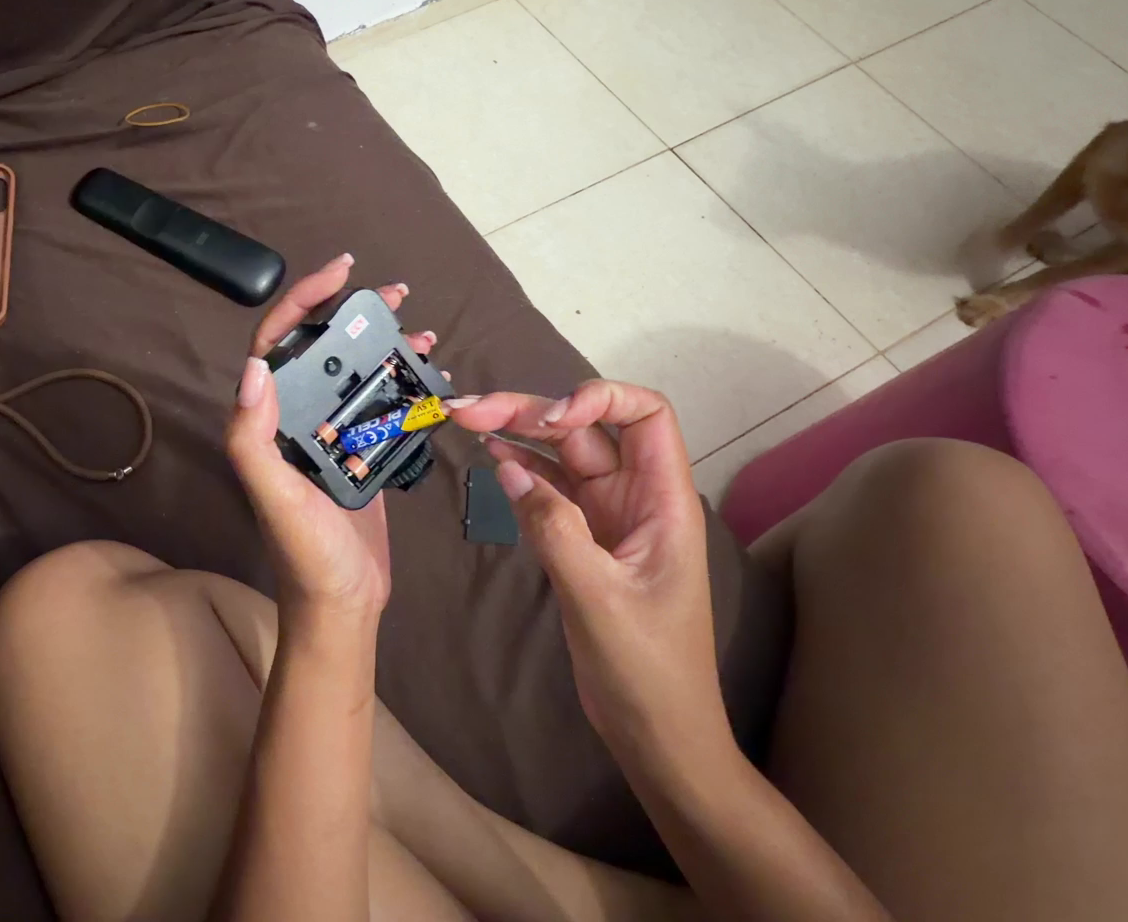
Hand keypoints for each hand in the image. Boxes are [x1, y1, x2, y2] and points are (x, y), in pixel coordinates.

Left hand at [226, 253, 438, 618]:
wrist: (343, 602)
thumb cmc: (304, 554)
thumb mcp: (274, 497)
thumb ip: (252, 437)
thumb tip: (255, 369)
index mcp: (267, 423)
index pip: (275, 346)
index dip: (301, 301)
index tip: (340, 272)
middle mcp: (294, 421)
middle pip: (318, 350)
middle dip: (350, 313)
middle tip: (392, 292)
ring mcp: (331, 435)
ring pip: (352, 373)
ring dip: (381, 342)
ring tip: (417, 323)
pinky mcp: (362, 452)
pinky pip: (379, 404)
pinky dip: (401, 380)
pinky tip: (427, 368)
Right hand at [447, 380, 728, 764]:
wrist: (656, 729)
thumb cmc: (645, 667)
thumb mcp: (597, 596)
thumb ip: (554, 528)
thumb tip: (507, 467)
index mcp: (662, 500)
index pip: (645, 415)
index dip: (598, 399)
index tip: (548, 420)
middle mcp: (636, 496)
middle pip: (586, 430)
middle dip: (530, 411)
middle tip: (467, 409)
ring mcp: (607, 517)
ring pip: (561, 456)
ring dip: (516, 433)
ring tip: (464, 419)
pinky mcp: (583, 538)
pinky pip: (549, 489)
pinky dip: (518, 468)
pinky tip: (489, 454)